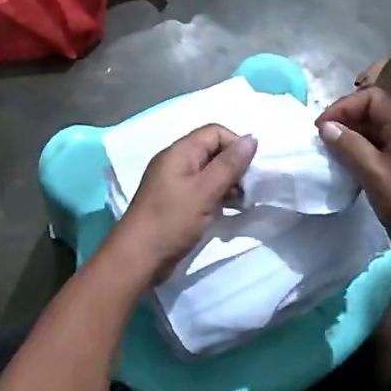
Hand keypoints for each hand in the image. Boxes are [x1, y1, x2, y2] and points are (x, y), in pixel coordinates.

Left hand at [104, 125, 258, 283]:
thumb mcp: (204, 191)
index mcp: (179, 152)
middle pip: (213, 151)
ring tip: (243, 203)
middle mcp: (176, 163)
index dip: (235, 144)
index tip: (250, 169)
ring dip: (229, 183)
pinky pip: (203, 190)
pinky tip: (230, 211)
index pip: (214, 132)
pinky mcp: (177, 203)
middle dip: (234, 166)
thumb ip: (229, 165)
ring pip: (209, 173)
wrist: (139, 258)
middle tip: (249, 189)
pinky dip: (218, 196)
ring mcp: (175, 184)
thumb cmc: (171, 220)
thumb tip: (251, 138)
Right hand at [317, 88, 390, 262]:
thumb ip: (350, 146)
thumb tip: (326, 127)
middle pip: (373, 113)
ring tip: (328, 155)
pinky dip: (359, 156)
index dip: (344, 107)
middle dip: (345, 122)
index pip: (372, 98)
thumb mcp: (376, 174)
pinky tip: (345, 169)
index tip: (320, 128)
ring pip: (374, 135)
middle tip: (320, 142)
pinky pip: (378, 153)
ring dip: (350, 140)